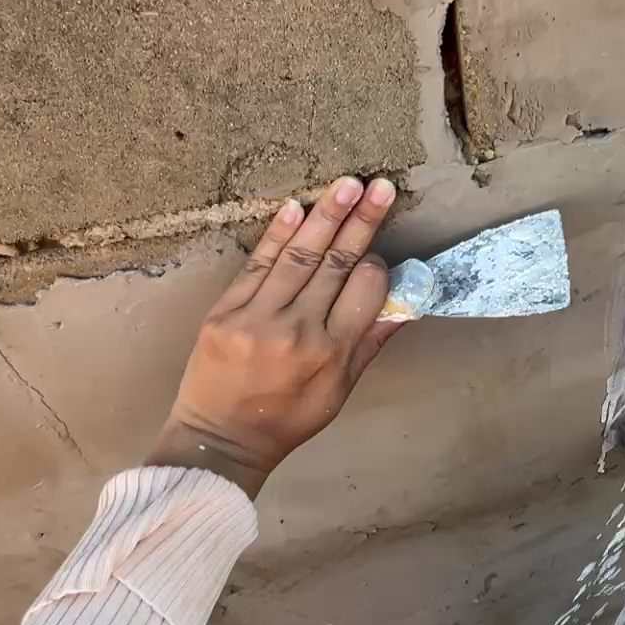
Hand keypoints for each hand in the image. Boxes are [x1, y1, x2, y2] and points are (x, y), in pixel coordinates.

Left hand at [146, 175, 403, 495]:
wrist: (218, 441)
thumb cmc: (289, 418)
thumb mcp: (341, 390)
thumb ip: (371, 342)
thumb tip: (407, 304)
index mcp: (332, 351)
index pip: (365, 289)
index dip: (377, 265)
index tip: (378, 255)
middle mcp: (298, 330)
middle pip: (337, 263)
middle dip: (362, 220)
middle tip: (381, 186)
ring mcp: (257, 318)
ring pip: (300, 255)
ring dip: (327, 215)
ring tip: (349, 183)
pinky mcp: (224, 312)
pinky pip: (257, 264)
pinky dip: (278, 233)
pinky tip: (296, 207)